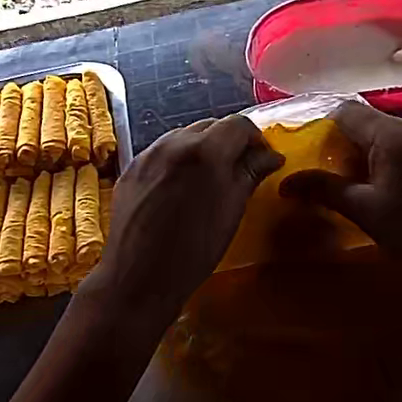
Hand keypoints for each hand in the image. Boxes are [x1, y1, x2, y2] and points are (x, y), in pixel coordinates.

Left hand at [92, 114, 284, 321]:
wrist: (139, 277)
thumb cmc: (194, 251)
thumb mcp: (232, 212)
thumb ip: (250, 174)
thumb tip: (270, 155)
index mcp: (205, 151)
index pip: (239, 124)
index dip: (255, 139)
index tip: (261, 160)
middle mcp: (173, 143)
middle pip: (209, 127)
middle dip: (227, 143)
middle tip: (237, 171)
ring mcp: (147, 155)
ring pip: (182, 138)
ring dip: (200, 151)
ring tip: (206, 182)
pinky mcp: (131, 169)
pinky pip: (160, 154)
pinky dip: (176, 163)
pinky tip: (178, 190)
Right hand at [279, 102, 401, 295]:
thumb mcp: (365, 211)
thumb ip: (324, 190)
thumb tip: (285, 183)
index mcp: (394, 134)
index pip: (346, 112)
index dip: (322, 128)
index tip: (310, 154)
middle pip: (371, 123)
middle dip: (347, 146)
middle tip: (331, 177)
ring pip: (394, 137)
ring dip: (373, 155)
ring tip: (363, 188)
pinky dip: (397, 162)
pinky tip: (397, 193)